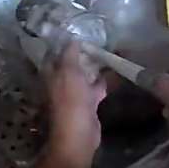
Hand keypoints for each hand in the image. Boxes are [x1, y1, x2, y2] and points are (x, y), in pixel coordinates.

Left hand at [45, 44, 107, 167]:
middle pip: (72, 64)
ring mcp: (75, 93)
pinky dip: (104, 81)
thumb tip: (74, 40)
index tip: (81, 34)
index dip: (67, 45)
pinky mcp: (88, 103)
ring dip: (95, 67)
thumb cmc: (71, 100)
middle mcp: (61, 82)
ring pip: (85, 75)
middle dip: (84, 55)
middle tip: (100, 42)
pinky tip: (116, 73)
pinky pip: (96, 87)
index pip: (57, 54)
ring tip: (110, 53)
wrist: (79, 134)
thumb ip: (70, 54)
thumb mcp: (69, 72)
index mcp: (52, 74)